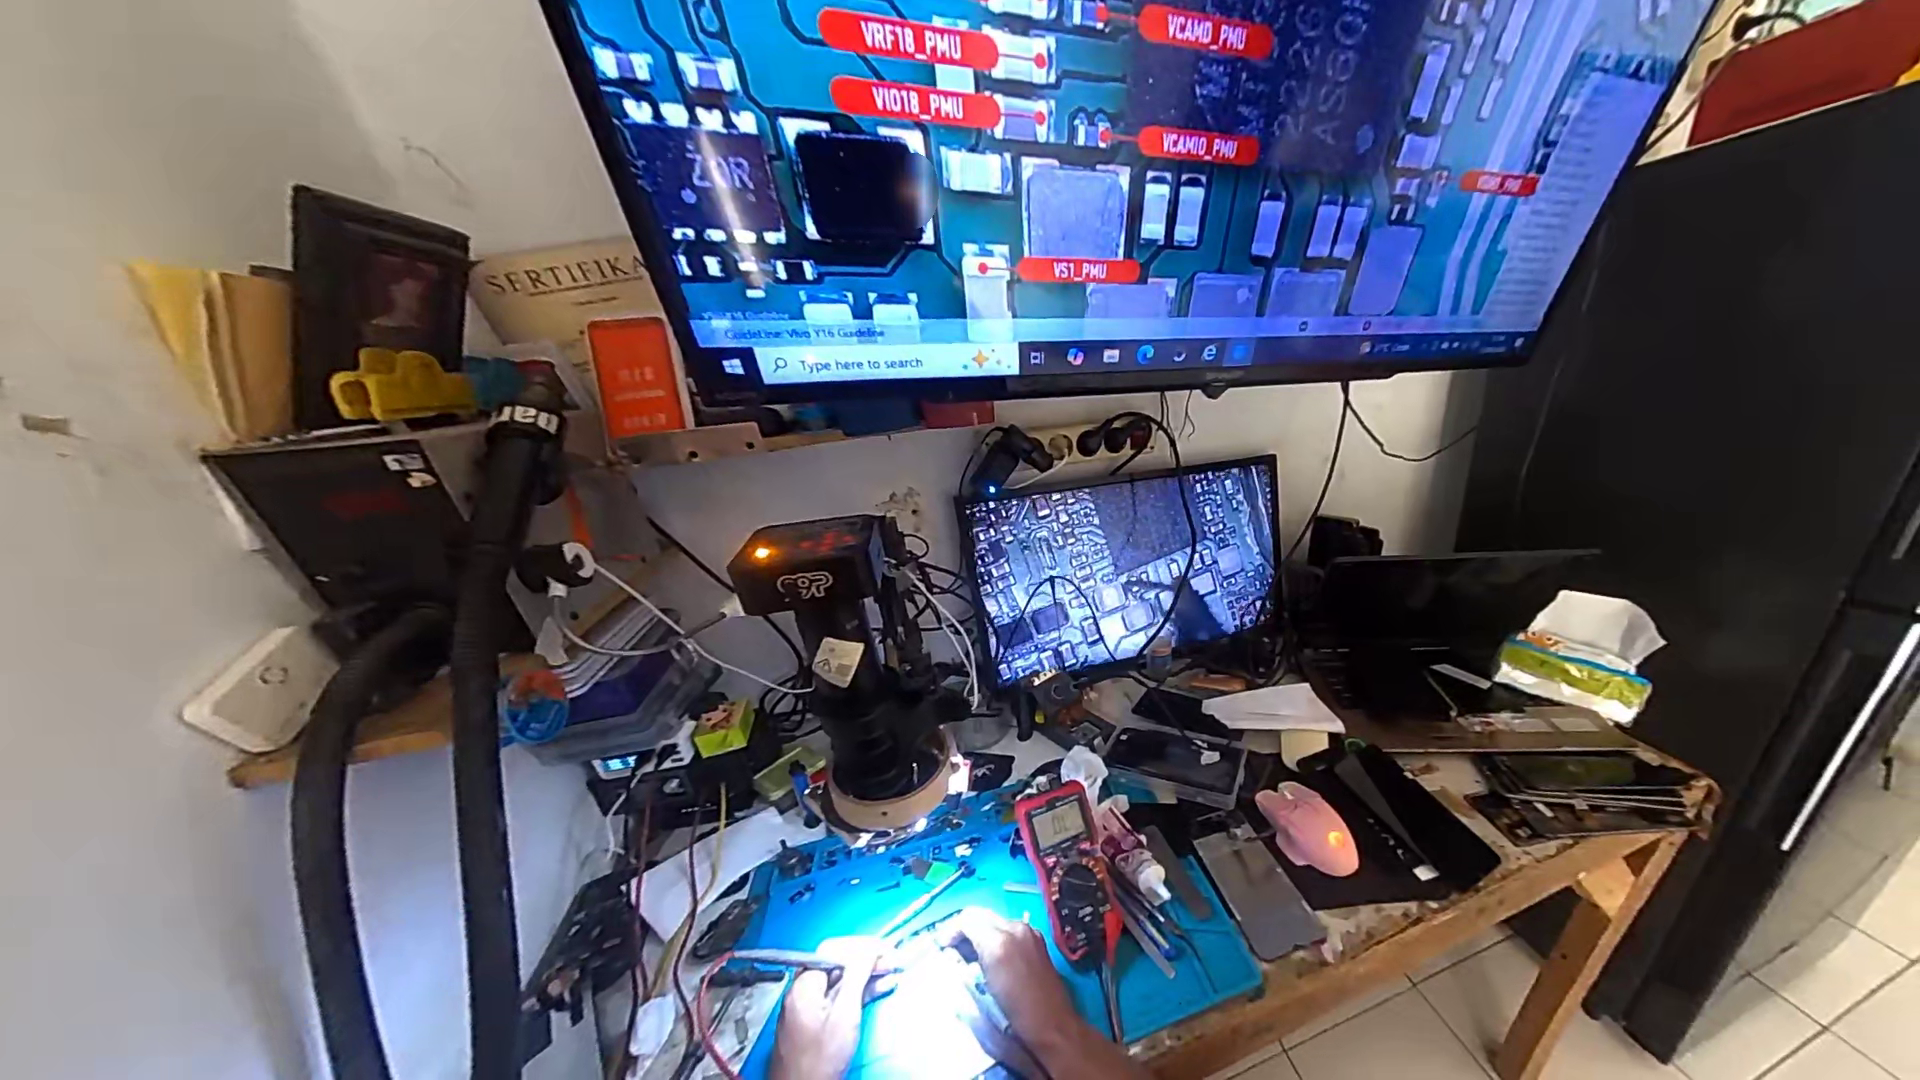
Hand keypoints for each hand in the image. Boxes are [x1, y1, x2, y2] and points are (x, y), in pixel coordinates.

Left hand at [769, 937, 883, 1079]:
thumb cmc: (821, 1059)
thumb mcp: (844, 1015)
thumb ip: (856, 977)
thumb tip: (869, 949)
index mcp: (804, 984)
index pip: (835, 950)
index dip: (862, 947)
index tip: (885, 949)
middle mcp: (802, 990)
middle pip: (838, 965)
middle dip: (867, 962)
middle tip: (892, 960)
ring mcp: (808, 1007)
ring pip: (841, 981)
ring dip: (867, 977)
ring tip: (892, 972)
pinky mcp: (815, 1022)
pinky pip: (838, 997)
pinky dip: (857, 993)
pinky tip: (879, 987)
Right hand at [941, 909, 1082, 1058]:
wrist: (1054, 1027)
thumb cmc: (1016, 1019)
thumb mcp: (983, 993)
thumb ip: (968, 961)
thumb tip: (957, 950)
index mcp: (998, 942)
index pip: (967, 920)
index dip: (951, 930)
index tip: (943, 945)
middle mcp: (1013, 927)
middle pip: (980, 914)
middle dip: (964, 927)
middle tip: (953, 946)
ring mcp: (1027, 930)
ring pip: (994, 918)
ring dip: (979, 930)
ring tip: (970, 951)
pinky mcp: (1036, 937)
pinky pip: (1008, 926)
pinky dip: (995, 933)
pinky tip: (991, 953)